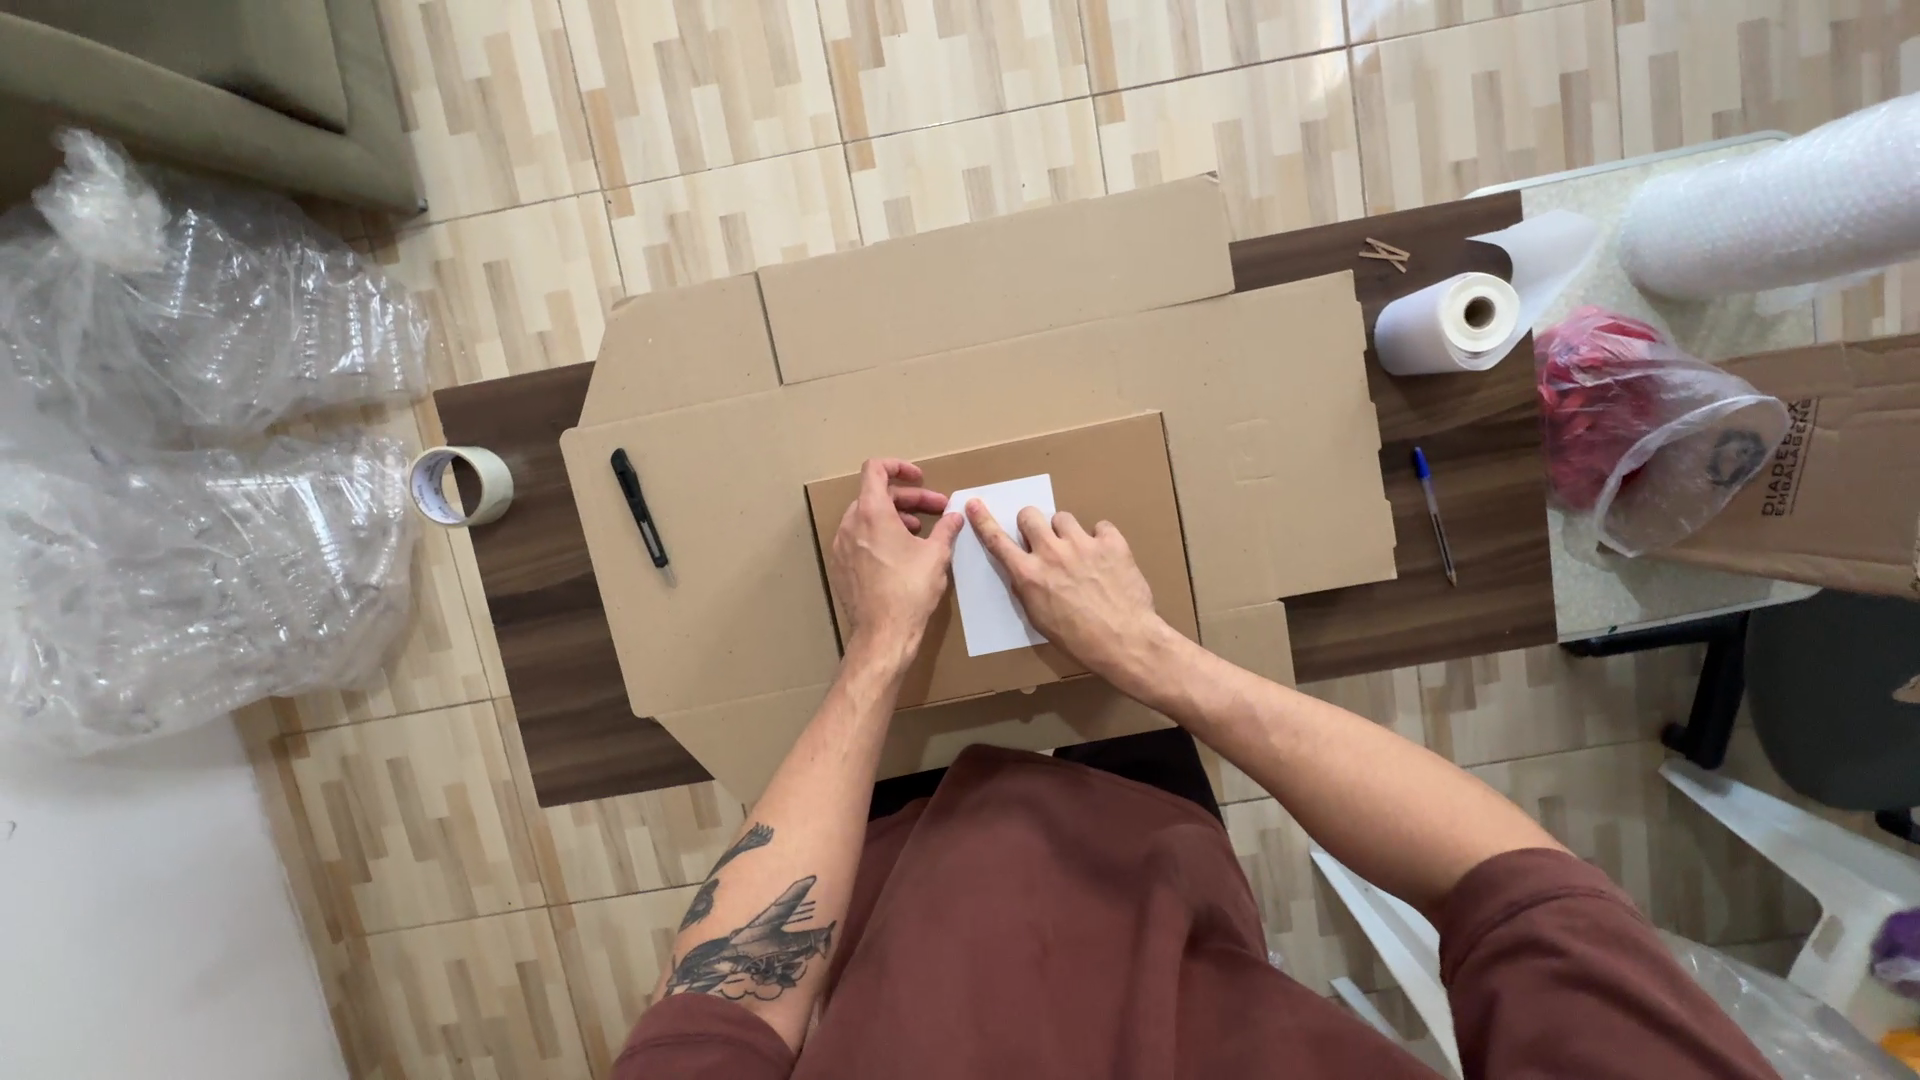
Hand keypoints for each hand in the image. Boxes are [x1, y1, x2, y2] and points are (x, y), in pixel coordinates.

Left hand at [830, 459, 964, 664]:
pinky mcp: (841, 568)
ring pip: (866, 518)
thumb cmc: (910, 591)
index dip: (899, 467)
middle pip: (875, 495)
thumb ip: (946, 529)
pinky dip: (879, 536)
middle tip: (936, 511)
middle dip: (908, 499)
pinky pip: (858, 539)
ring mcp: (841, 547)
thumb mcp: (937, 555)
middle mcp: (850, 526)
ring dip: (894, 517)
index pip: (875, 469)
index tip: (920, 479)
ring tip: (919, 533)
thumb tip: (955, 517)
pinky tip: (900, 554)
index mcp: (871, 513)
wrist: (883, 634)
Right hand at [963, 501, 1176, 690]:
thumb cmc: (1078, 640)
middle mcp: (1051, 553)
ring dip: (1066, 532)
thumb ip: (1028, 589)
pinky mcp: (1111, 542)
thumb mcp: (1039, 619)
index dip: (983, 521)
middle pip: (1030, 515)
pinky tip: (1106, 558)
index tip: (974, 505)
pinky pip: (1101, 526)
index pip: (997, 541)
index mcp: (1029, 575)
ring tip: (1079, 552)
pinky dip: (1101, 539)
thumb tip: (1025, 572)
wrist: (1124, 641)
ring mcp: (1082, 544)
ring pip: (1063, 517)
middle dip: (1033, 524)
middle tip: (1044, 539)